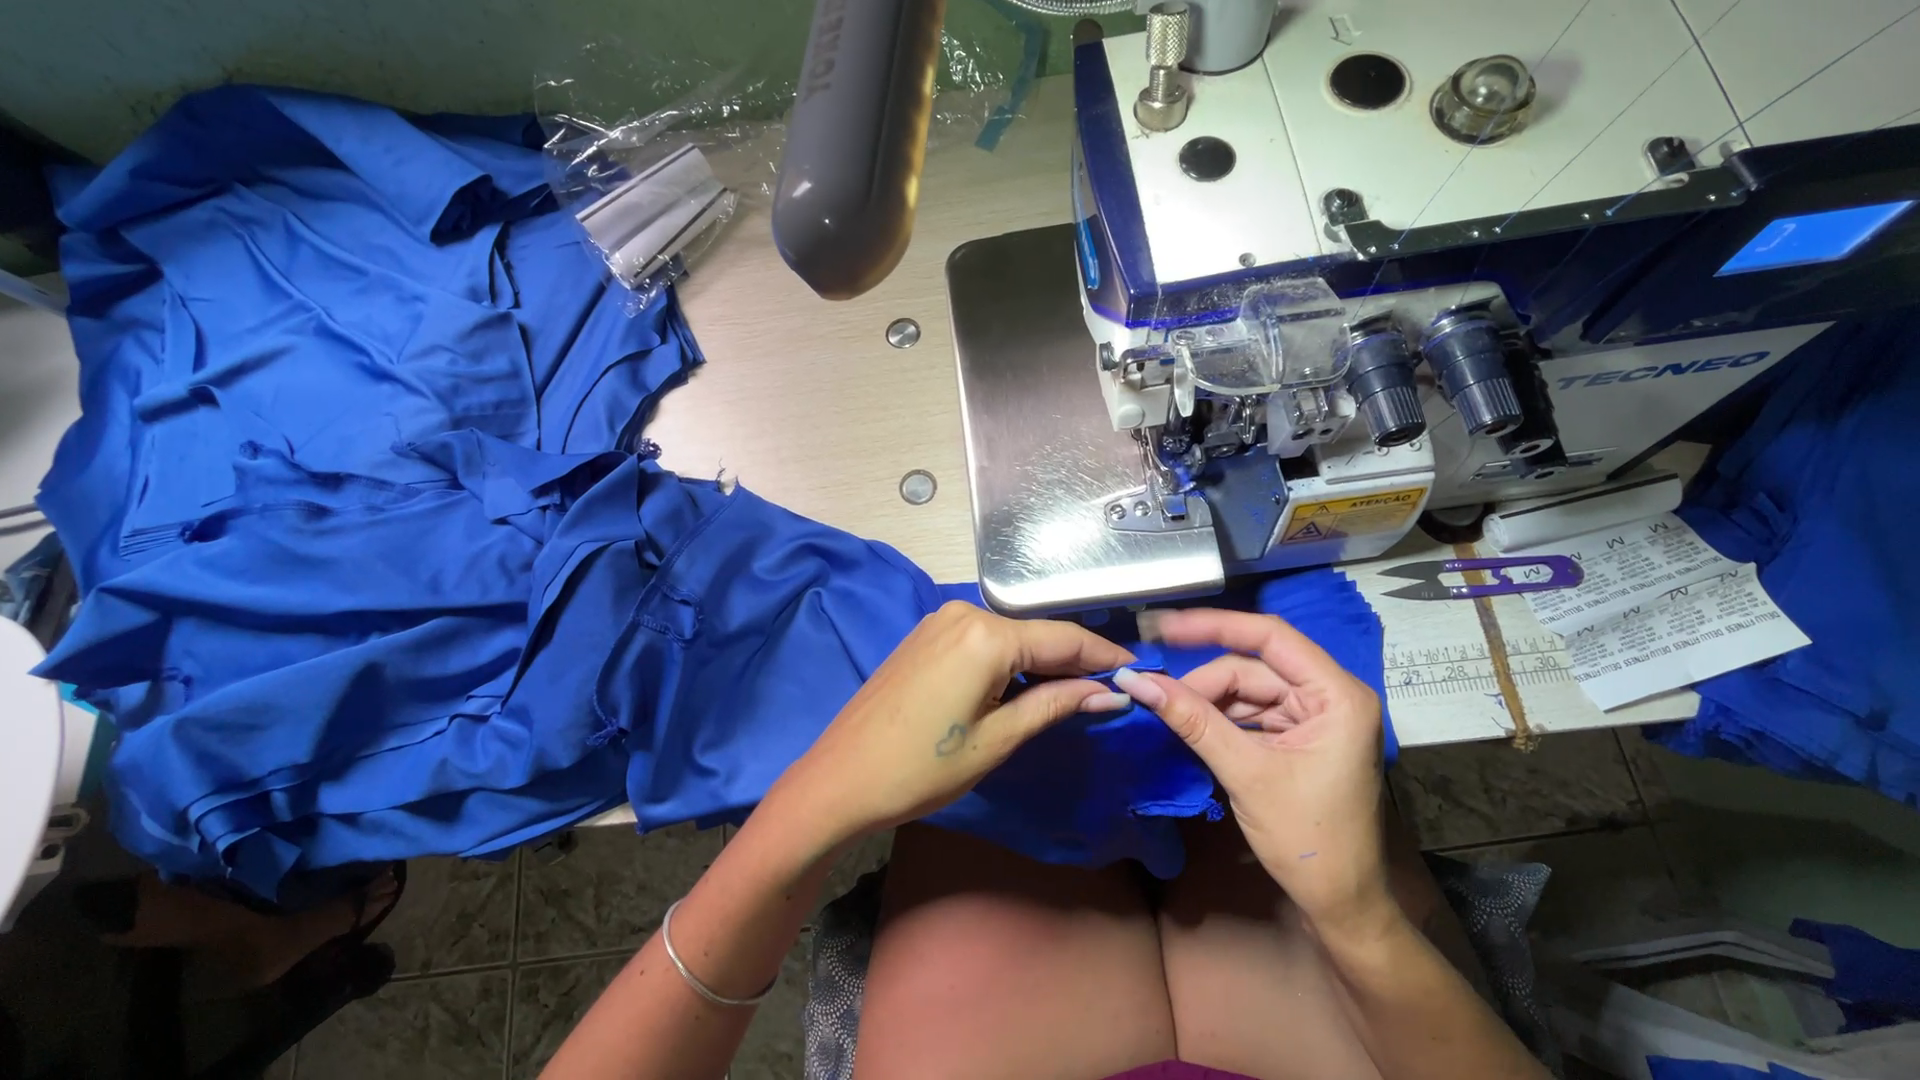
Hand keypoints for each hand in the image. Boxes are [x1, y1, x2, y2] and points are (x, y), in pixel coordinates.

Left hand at [779, 601, 1134, 847]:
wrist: (840, 778)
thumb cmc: (921, 768)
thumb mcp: (997, 740)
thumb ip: (1054, 705)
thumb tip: (1109, 692)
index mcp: (985, 634)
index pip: (1063, 639)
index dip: (1104, 656)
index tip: (1139, 670)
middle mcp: (963, 612)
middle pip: (1036, 634)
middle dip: (1074, 660)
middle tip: (1114, 686)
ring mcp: (939, 622)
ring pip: (1009, 637)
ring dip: (1041, 661)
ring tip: (1079, 690)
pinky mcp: (925, 636)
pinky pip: (982, 641)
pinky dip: (1009, 661)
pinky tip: (1027, 684)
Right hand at [1113, 610, 1390, 932]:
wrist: (1342, 902)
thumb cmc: (1308, 838)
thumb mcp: (1245, 773)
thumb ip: (1192, 721)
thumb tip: (1136, 682)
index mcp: (1337, 695)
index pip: (1270, 637)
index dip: (1213, 626)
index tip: (1163, 628)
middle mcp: (1330, 695)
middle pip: (1254, 667)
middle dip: (1205, 682)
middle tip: (1157, 698)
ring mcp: (1316, 717)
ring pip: (1249, 690)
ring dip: (1209, 702)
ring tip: (1168, 715)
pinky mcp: (1301, 738)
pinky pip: (1253, 713)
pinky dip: (1221, 720)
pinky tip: (1191, 728)